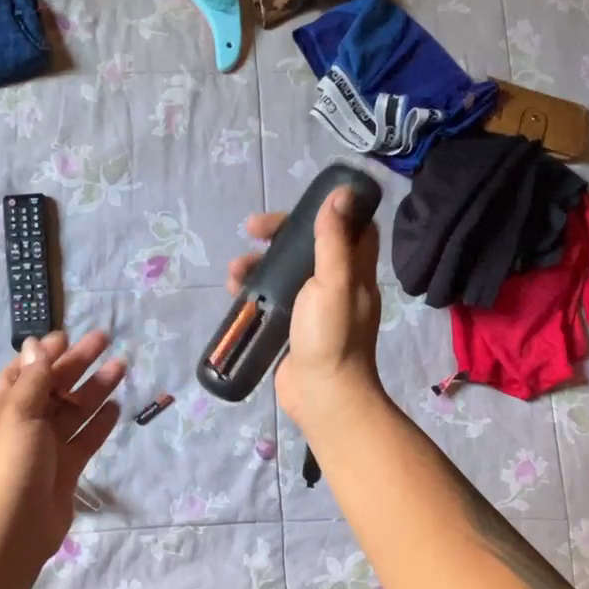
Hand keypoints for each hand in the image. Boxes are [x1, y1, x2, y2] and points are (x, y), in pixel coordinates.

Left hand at [0, 330, 124, 563]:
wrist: (15, 530)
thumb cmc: (11, 467)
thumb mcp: (17, 415)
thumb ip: (32, 380)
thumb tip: (35, 344)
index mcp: (3, 410)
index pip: (24, 372)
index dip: (45, 354)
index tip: (67, 336)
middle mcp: (23, 425)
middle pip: (53, 387)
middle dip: (77, 363)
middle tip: (104, 340)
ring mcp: (46, 448)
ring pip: (73, 411)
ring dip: (94, 388)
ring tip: (121, 366)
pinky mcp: (66, 469)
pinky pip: (84, 439)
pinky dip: (99, 423)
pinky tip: (116, 406)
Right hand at [228, 187, 386, 432]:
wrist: (322, 394)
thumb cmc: (332, 336)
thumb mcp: (334, 282)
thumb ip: (334, 239)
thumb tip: (340, 194)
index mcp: (354, 271)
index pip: (350, 228)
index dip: (329, 210)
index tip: (302, 203)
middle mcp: (335, 285)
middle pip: (308, 247)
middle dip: (278, 234)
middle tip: (251, 228)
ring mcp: (311, 308)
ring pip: (283, 273)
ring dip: (257, 264)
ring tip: (234, 271)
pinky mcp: (291, 328)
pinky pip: (270, 300)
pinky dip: (253, 291)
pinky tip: (235, 293)